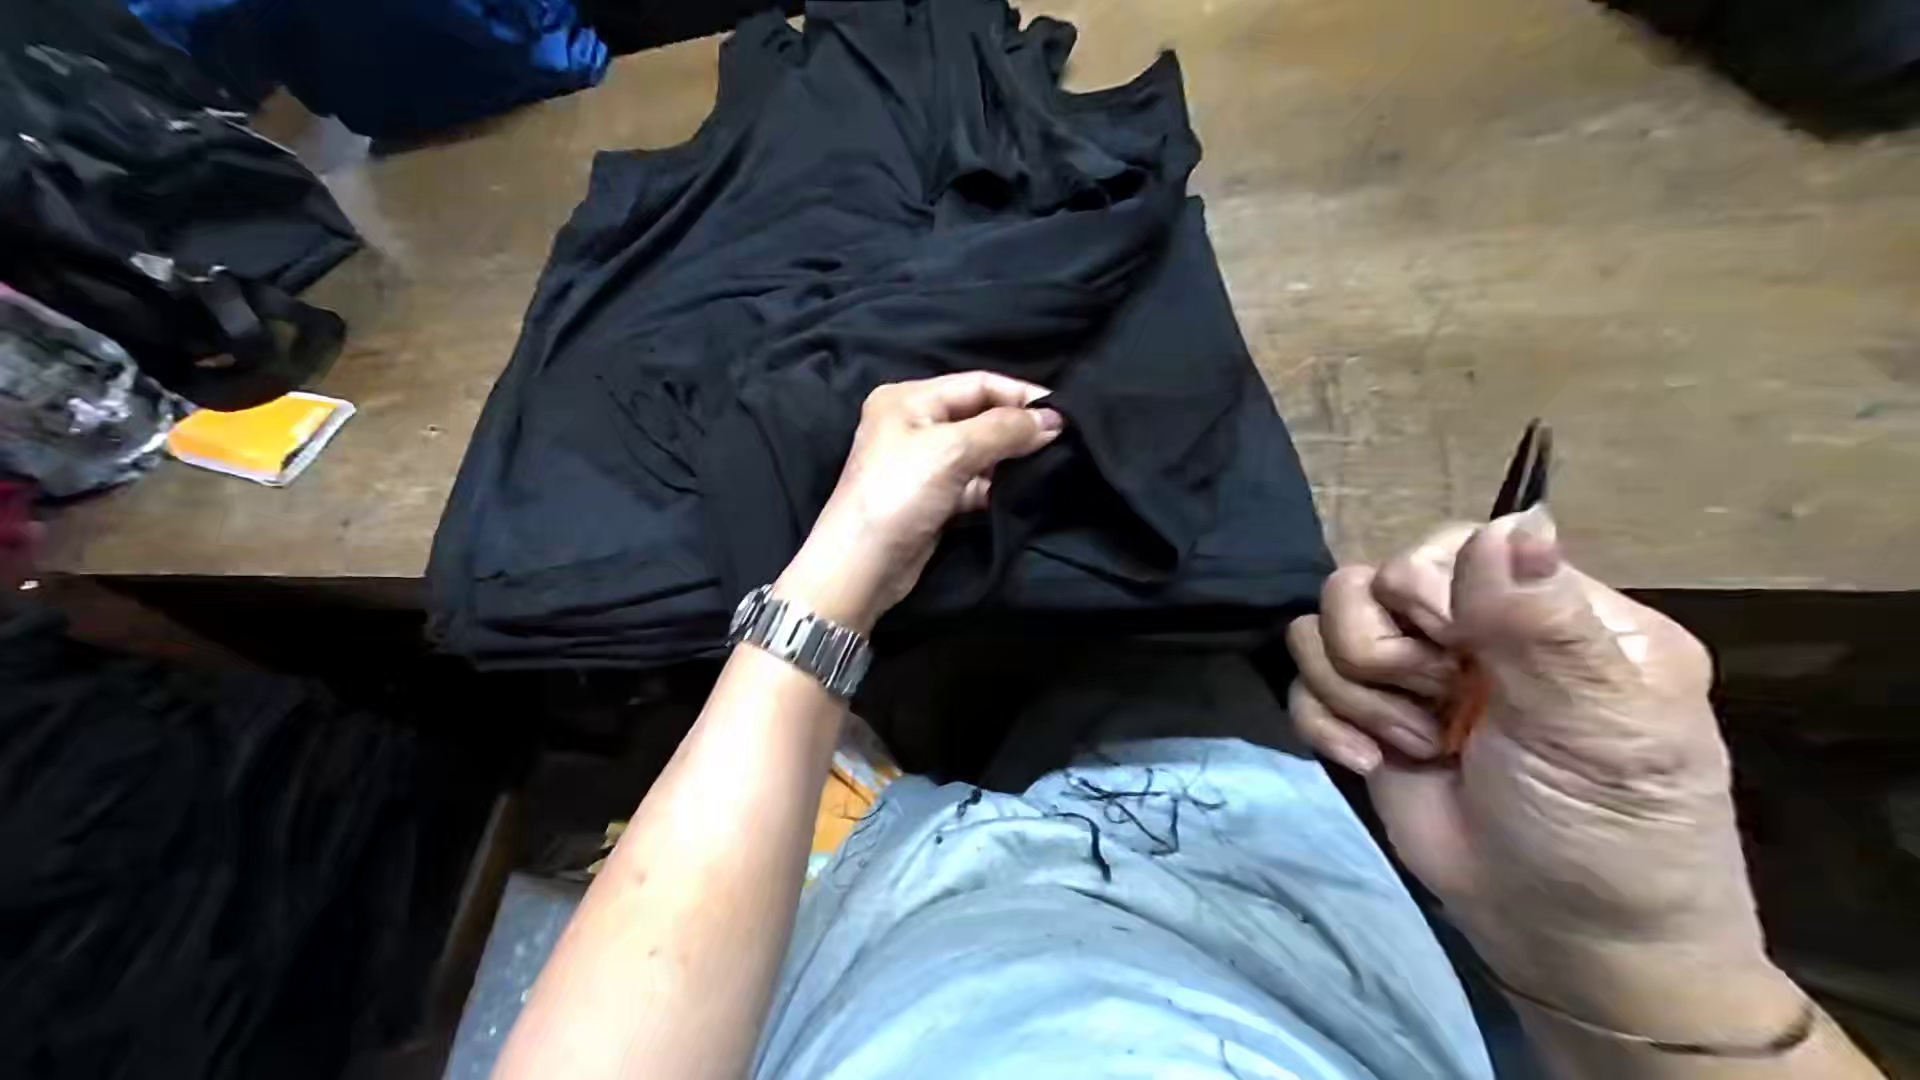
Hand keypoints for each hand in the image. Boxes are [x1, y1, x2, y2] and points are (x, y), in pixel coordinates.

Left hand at [774, 372, 1062, 632]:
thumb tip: (1055, 420)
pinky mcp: (933, 498)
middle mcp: (914, 424)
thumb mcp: (952, 450)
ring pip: (980, 451)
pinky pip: (974, 482)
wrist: (863, 566)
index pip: (977, 383)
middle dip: (1017, 428)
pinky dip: (995, 485)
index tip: (1063, 412)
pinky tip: (1021, 490)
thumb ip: (1005, 430)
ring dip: (1010, 458)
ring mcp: (923, 463)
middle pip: (979, 416)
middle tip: (1062, 440)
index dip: (1020, 395)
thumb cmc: (900, 493)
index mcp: (908, 398)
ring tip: (1048, 464)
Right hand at [1285, 509, 1803, 1039]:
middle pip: (1356, 586)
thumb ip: (1543, 628)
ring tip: (1412, 746)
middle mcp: (1461, 628)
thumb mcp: (1598, 733)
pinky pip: (1298, 684)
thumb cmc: (1606, 832)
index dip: (1421, 594)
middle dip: (1378, 655)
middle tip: (1434, 706)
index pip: (1439, 548)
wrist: (1556, 935)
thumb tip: (1516, 522)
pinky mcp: (1356, 711)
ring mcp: (1401, 671)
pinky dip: (1322, 725)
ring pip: (1312, 631)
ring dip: (1353, 697)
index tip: (1452, 653)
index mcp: (1538, 610)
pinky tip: (1369, 763)